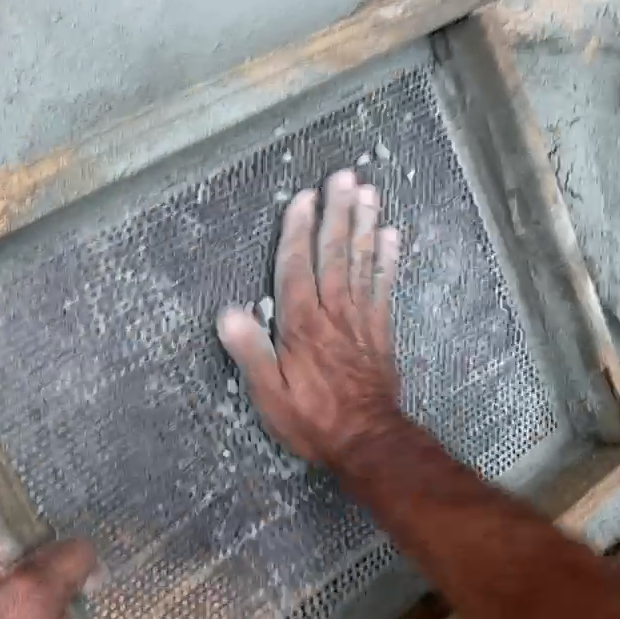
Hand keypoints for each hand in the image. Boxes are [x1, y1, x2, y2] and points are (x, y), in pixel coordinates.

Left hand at [0, 500, 96, 618]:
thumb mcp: (37, 589)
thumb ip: (66, 557)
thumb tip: (87, 554)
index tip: (0, 477)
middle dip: (20, 530)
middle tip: (61, 508)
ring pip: (13, 583)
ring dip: (42, 571)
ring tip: (81, 547)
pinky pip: (30, 618)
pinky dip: (53, 608)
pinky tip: (84, 597)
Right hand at [217, 169, 404, 464]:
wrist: (368, 442)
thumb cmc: (312, 421)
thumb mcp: (269, 395)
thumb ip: (250, 352)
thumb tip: (228, 312)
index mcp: (302, 325)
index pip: (296, 266)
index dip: (298, 230)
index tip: (303, 196)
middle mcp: (333, 313)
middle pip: (334, 253)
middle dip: (337, 213)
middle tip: (343, 176)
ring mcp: (361, 319)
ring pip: (361, 263)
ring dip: (364, 225)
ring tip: (368, 192)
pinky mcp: (380, 331)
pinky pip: (384, 287)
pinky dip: (387, 259)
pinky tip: (391, 235)